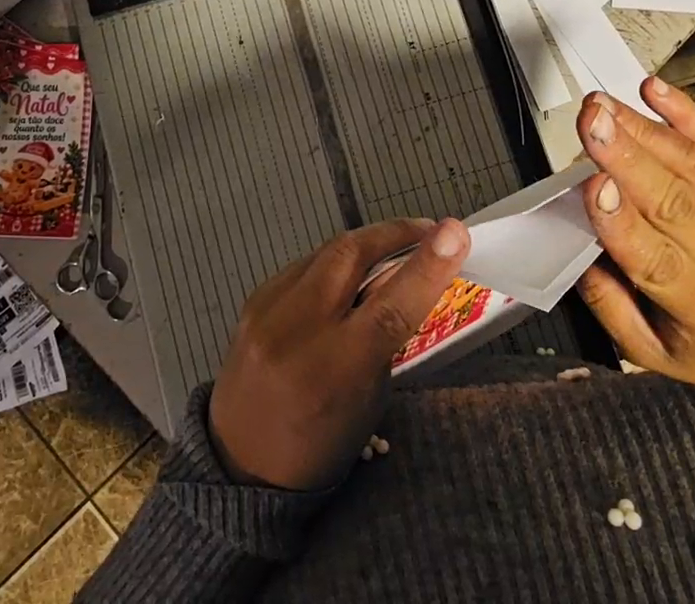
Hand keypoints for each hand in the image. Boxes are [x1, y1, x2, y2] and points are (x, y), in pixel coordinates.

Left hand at [208, 218, 470, 490]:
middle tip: (428, 231)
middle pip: (350, 254)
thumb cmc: (318, 445)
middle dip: (395, 232)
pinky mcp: (253, 298)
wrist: (239, 462)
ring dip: (366, 243)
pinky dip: (334, 261)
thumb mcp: (369, 400)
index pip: (390, 305)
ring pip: (327, 251)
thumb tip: (408, 279)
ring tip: (395, 246)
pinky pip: (304, 265)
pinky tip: (350, 271)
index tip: (456, 232)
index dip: (427, 265)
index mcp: (334, 369)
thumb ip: (387, 337)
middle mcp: (295, 329)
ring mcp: (267, 309)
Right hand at [574, 79, 694, 393]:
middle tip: (592, 121)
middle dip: (629, 156)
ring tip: (601, 105)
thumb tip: (581, 248)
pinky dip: (686, 112)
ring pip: (692, 163)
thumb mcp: (650, 354)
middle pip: (676, 198)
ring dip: (643, 128)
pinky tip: (653, 88)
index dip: (623, 222)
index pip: (658, 258)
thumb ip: (610, 305)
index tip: (593, 187)